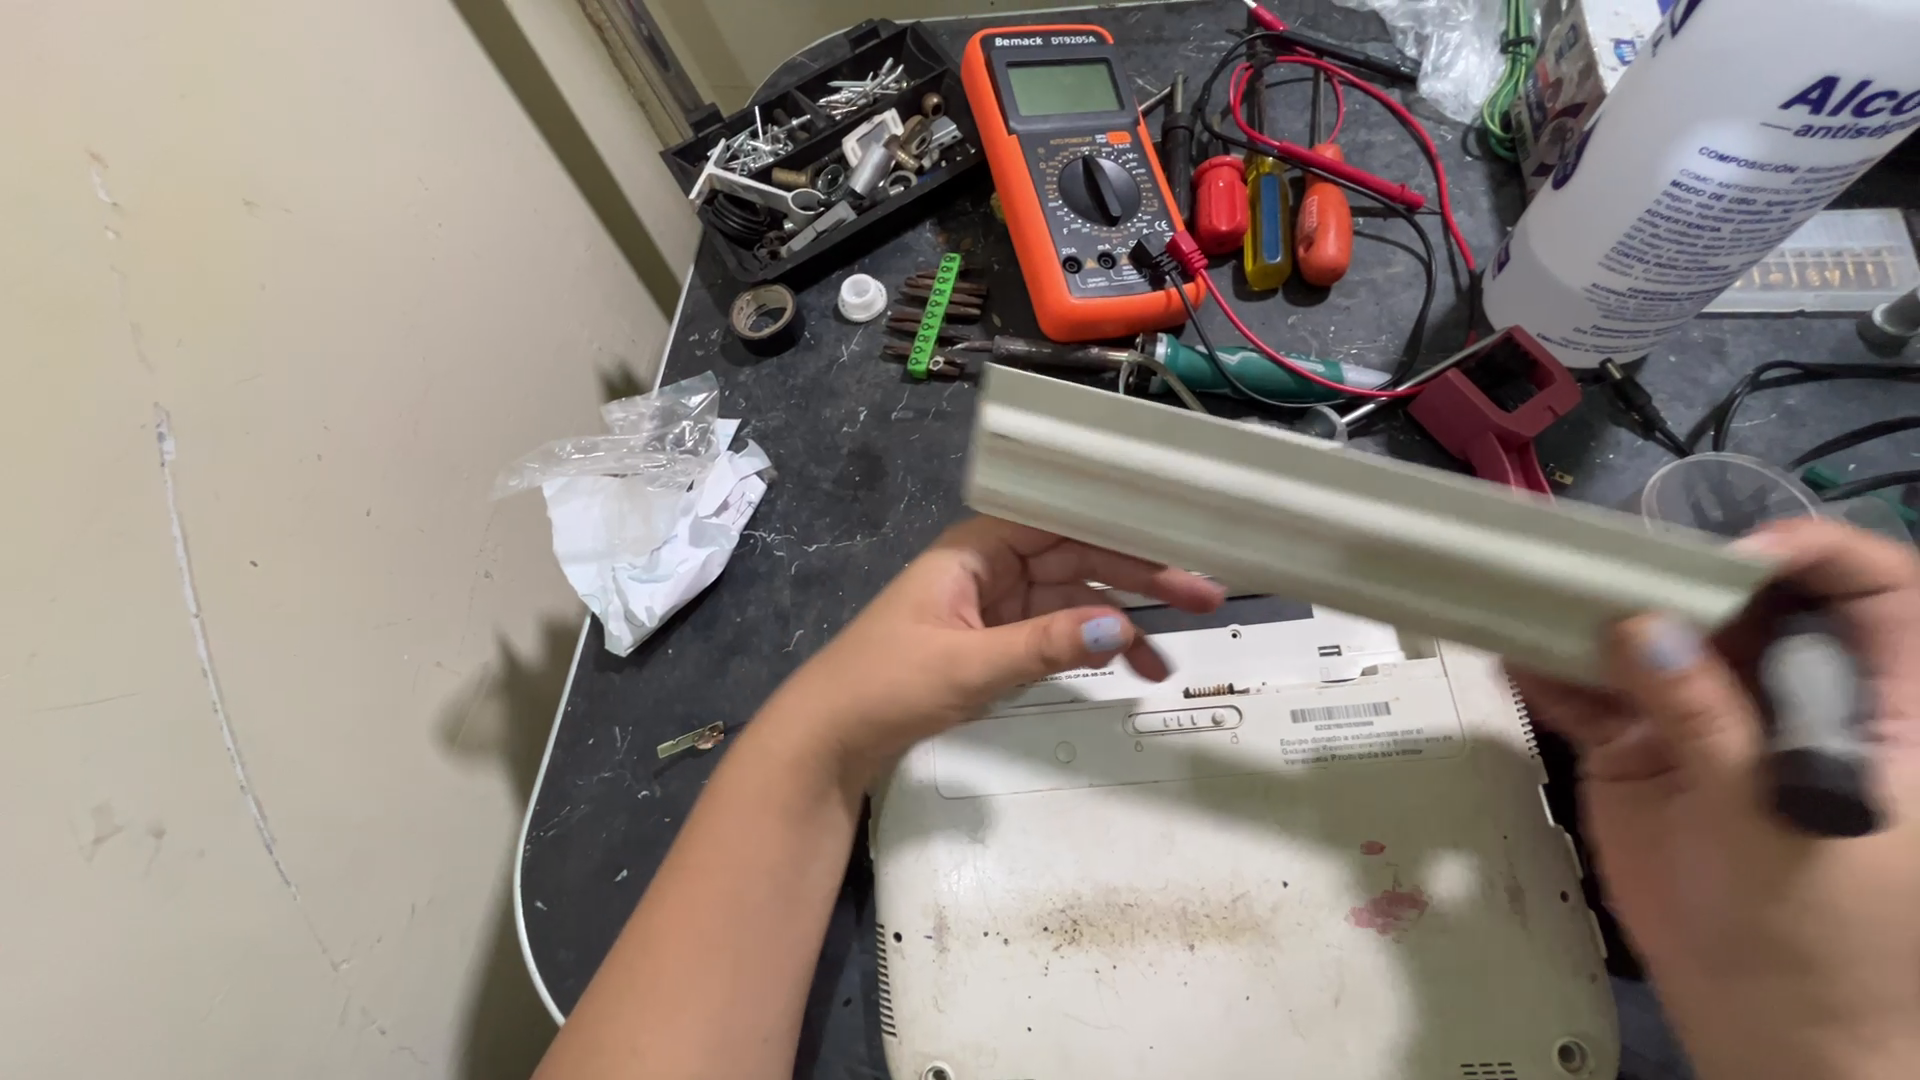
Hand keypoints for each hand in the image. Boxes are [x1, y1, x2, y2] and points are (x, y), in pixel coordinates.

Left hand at [759, 516, 1225, 790]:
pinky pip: (1053, 633)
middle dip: (1136, 580)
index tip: (1178, 544)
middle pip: (1075, 560)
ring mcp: (995, 605)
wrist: (831, 737)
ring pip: (1070, 600)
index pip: (1062, 524)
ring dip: (1117, 624)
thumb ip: (1045, 645)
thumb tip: (1120, 629)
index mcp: (978, 549)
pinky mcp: (995, 641)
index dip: (1121, 532)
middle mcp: (991, 567)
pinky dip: (1086, 648)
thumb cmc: (886, 685)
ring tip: (1167, 660)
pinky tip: (1125, 666)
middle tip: (1203, 598)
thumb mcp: (969, 665)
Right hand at [1511, 519, 1919, 1079]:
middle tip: (1585, 566)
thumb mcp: (1777, 820)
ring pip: (1644, 644)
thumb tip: (1635, 629)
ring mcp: (1700, 719)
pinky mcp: (1635, 748)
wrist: (1761, 1015)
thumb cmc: (1821, 929)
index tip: (1720, 561)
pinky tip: (1507, 658)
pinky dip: (1544, 675)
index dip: (1810, 556)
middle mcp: (1781, 693)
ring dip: (1585, 621)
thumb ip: (1710, 721)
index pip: (1872, 592)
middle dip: (1662, 578)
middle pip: (1730, 605)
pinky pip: (1584, 695)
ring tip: (1525, 599)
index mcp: (1872, 703)